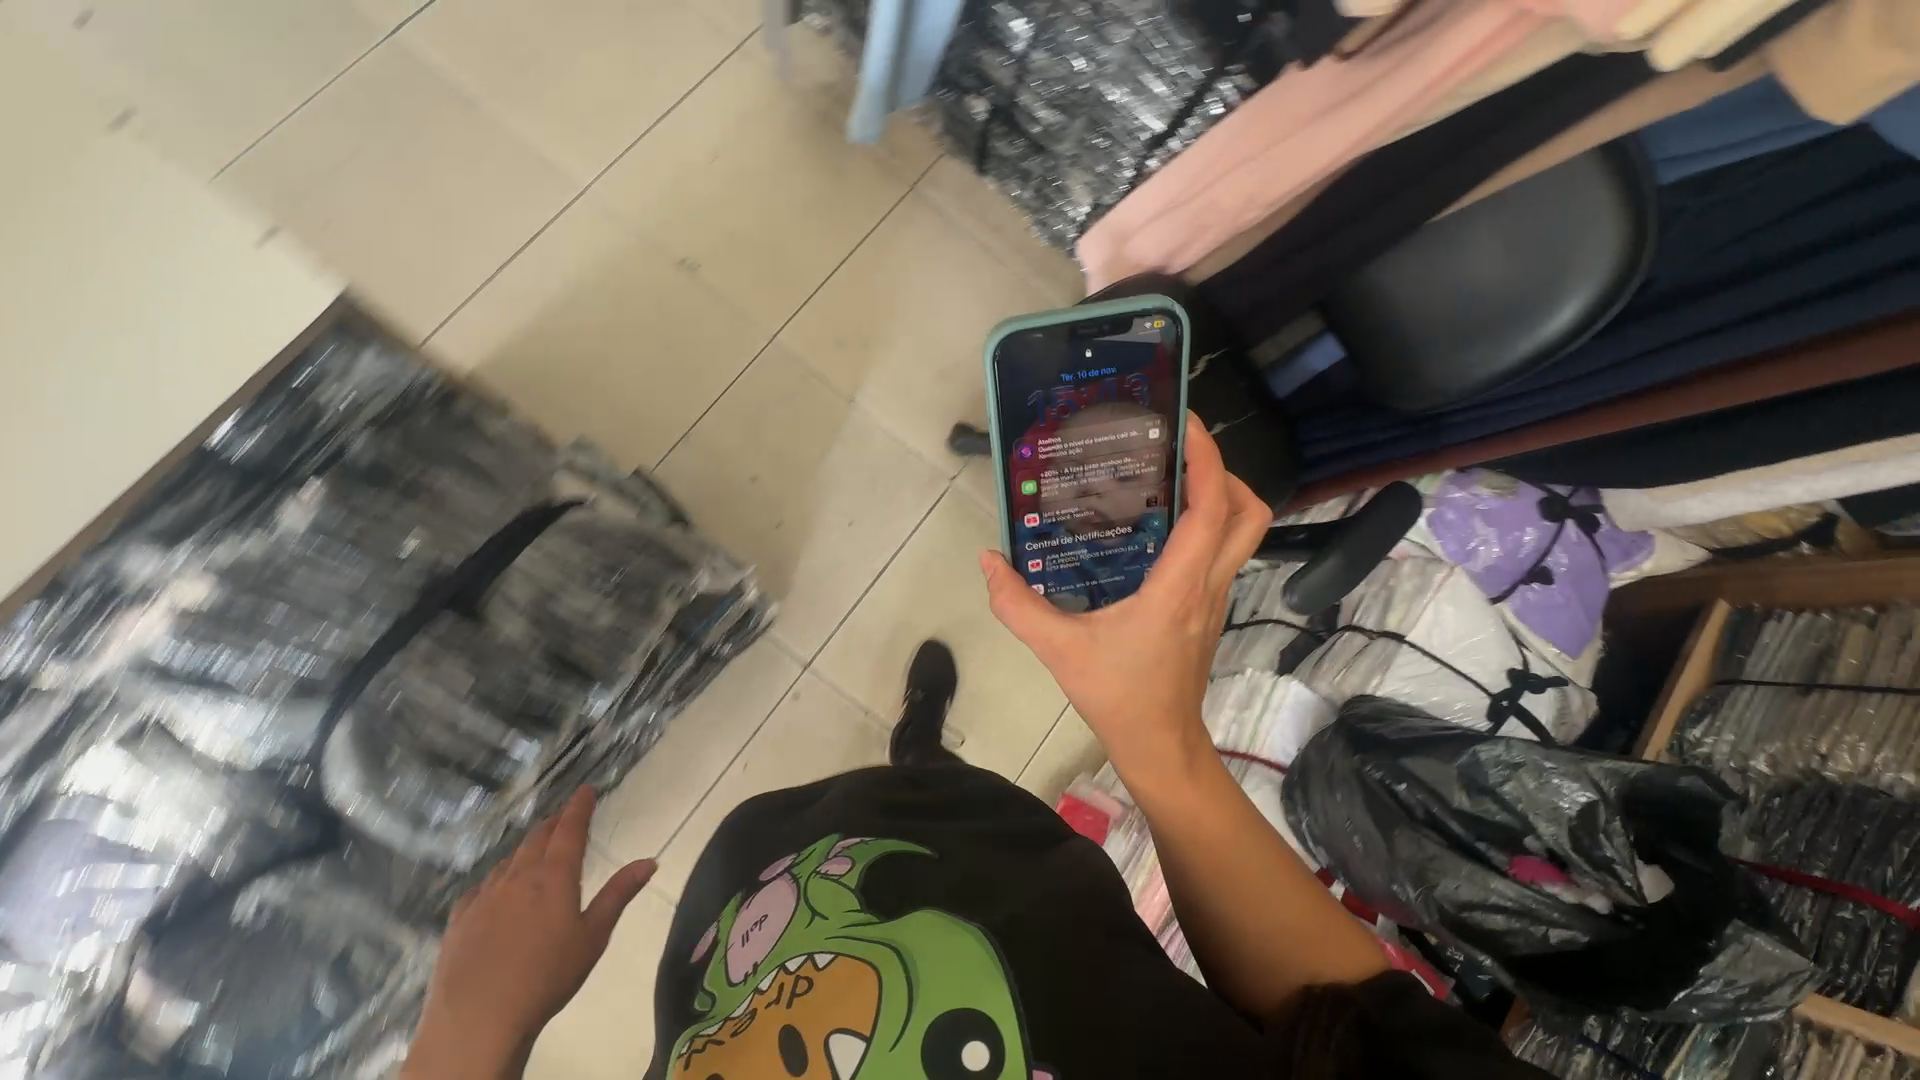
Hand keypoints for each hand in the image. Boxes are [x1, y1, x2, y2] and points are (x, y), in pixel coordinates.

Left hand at [403, 787, 655, 1079]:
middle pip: (537, 839)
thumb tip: (650, 861)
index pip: (570, 830)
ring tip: (534, 852)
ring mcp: (483, 898)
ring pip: (508, 861)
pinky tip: (495, 891)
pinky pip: (480, 888)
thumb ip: (619, 894)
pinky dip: (496, 879)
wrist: (477, 1021)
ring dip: (525, 850)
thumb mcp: (594, 937)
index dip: (579, 807)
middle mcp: (517, 877)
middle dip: (553, 824)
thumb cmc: (547, 977)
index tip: (586, 789)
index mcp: (554, 877)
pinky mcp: (459, 921)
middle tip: (564, 818)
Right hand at [981, 412, 1270, 789]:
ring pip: (1243, 532)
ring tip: (1167, 481)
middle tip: (1176, 456)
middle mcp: (1209, 583)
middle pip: (1250, 512)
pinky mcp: (1209, 608)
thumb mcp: (1059, 650)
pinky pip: (1224, 551)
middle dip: (1223, 471)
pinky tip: (1157, 527)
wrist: (1159, 744)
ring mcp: (1216, 597)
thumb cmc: (1117, 695)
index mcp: (1180, 585)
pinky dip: (1206, 524)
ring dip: (1220, 496)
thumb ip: (1017, 605)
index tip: (1182, 422)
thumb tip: (988, 560)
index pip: (1213, 507)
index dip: (1207, 458)